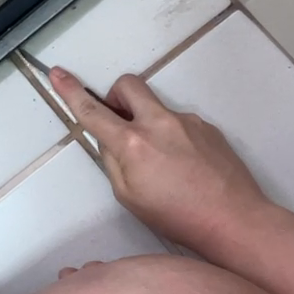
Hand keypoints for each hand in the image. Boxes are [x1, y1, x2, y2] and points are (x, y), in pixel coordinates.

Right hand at [48, 67, 273, 259]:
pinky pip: (179, 123)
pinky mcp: (208, 127)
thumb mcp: (128, 197)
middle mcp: (159, 123)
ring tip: (163, 162)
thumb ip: (113, 162)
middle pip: (128, 85)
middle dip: (116, 95)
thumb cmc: (177, 217)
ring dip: (148, 122)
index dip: (70, 91)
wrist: (235, 220)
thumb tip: (110, 141)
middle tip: (119, 121)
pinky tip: (185, 166)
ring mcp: (187, 121)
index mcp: (133, 144)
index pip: (92, 112)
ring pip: (156, 107)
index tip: (57, 73)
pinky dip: (172, 136)